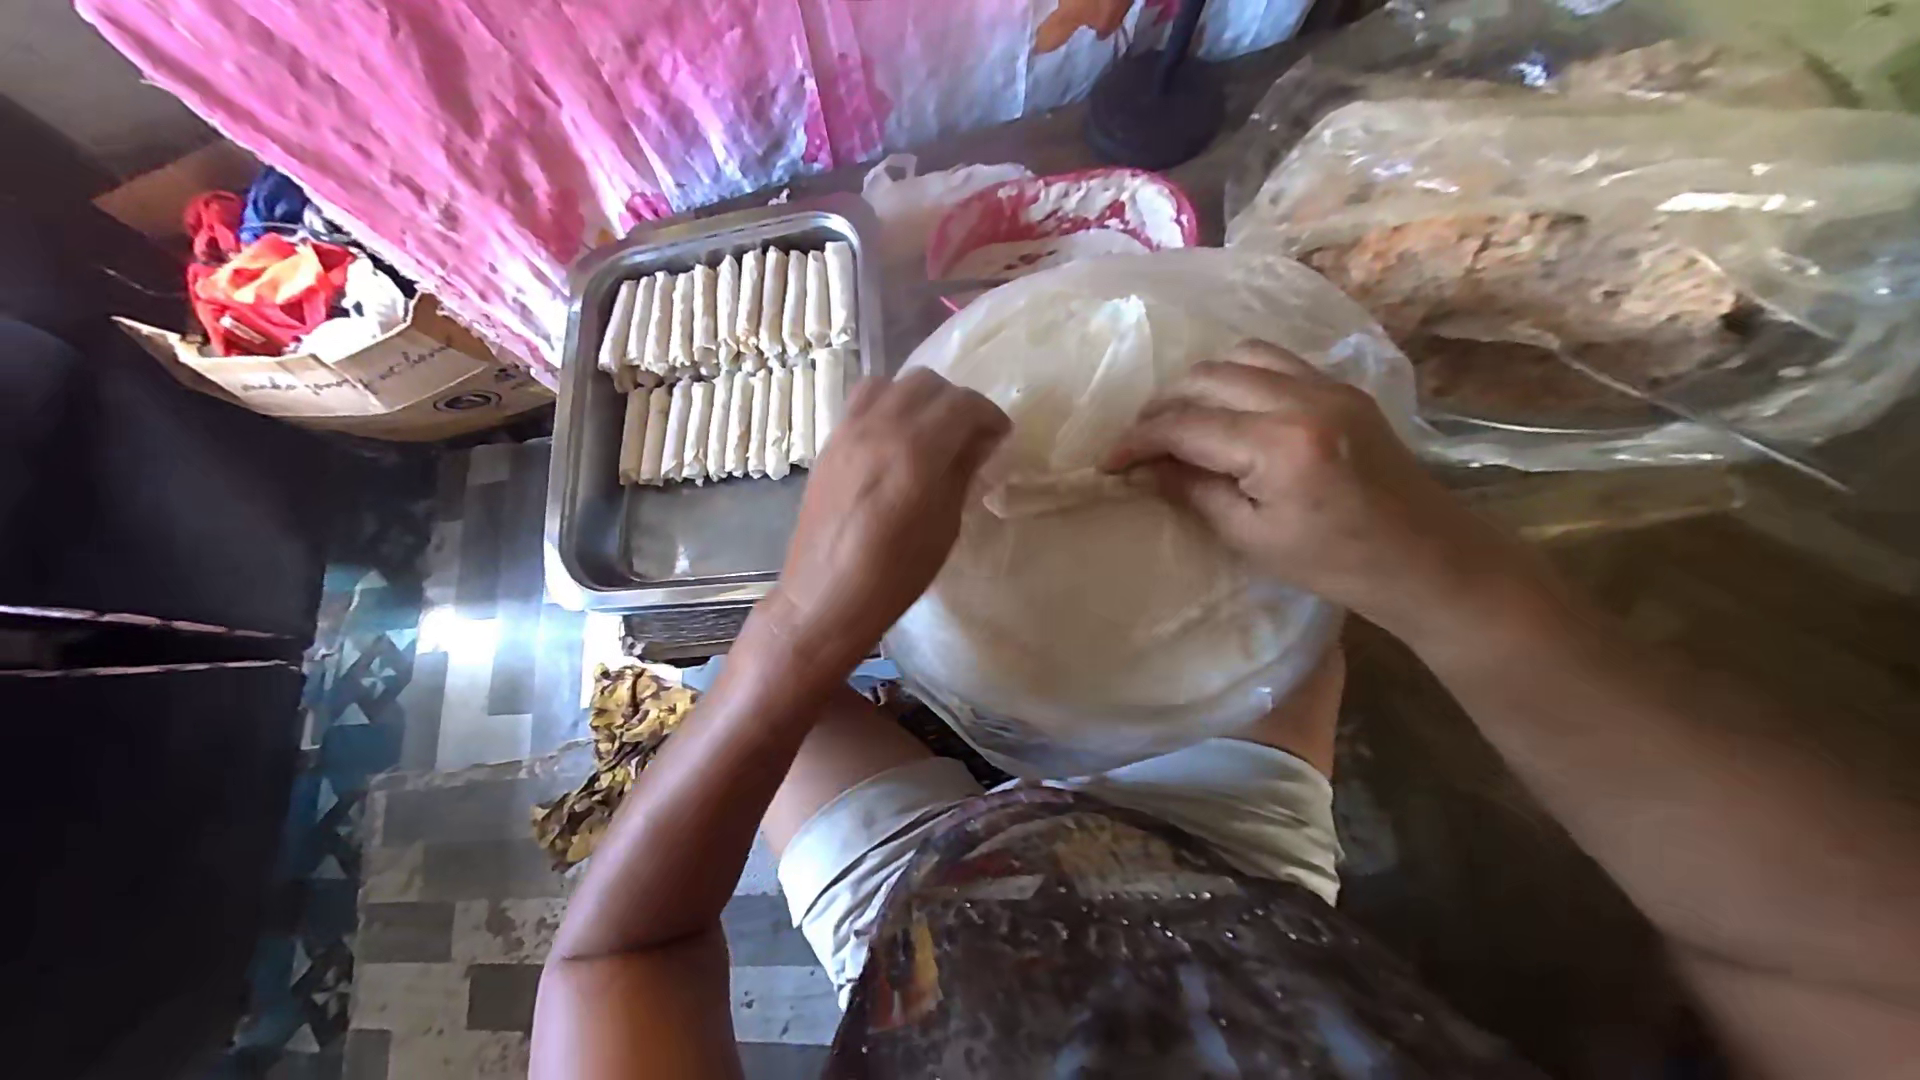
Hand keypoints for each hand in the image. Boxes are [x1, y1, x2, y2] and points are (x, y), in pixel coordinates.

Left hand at [757, 369, 1009, 673]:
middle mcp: (879, 428)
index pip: (963, 404)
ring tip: (929, 429)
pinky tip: (894, 438)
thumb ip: (962, 471)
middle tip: (969, 433)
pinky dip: (887, 405)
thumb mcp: (945, 526)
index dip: (989, 415)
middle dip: (957, 402)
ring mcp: (848, 432)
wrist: (825, 597)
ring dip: (919, 397)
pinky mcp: (828, 444)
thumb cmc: (895, 575)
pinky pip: (862, 402)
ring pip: (891, 383)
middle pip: (927, 383)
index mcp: (916, 452)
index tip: (1000, 436)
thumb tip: (980, 440)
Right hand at [1102, 340, 1541, 636]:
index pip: (1186, 426)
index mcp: (1279, 446)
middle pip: (1206, 379)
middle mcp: (1303, 399)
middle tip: (1140, 442)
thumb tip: (1145, 467)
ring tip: (1178, 418)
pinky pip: (1274, 361)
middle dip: (1161, 407)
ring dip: (1197, 384)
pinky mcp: (1342, 386)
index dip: (1138, 441)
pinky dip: (1235, 376)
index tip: (1109, 461)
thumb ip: (1192, 491)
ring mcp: (1328, 385)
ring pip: (1239, 356)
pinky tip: (1226, 407)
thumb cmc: (1335, 563)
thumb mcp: (1250, 537)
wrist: (1427, 557)